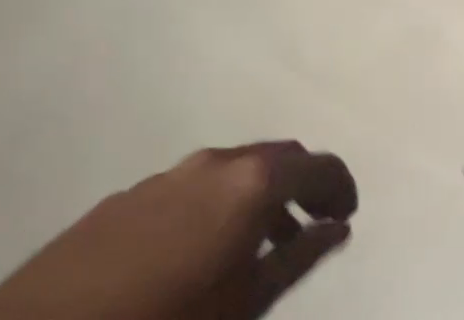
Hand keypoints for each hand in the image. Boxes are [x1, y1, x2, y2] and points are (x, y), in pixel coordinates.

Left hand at [0, 141, 357, 319]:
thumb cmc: (165, 318)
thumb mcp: (247, 300)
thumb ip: (301, 256)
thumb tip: (336, 227)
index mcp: (252, 180)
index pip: (320, 165)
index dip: (341, 187)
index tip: (344, 217)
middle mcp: (213, 163)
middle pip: (276, 159)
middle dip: (300, 186)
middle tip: (307, 225)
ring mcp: (162, 179)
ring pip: (229, 172)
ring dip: (253, 198)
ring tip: (251, 245)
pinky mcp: (119, 202)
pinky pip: (186, 190)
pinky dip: (210, 207)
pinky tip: (192, 254)